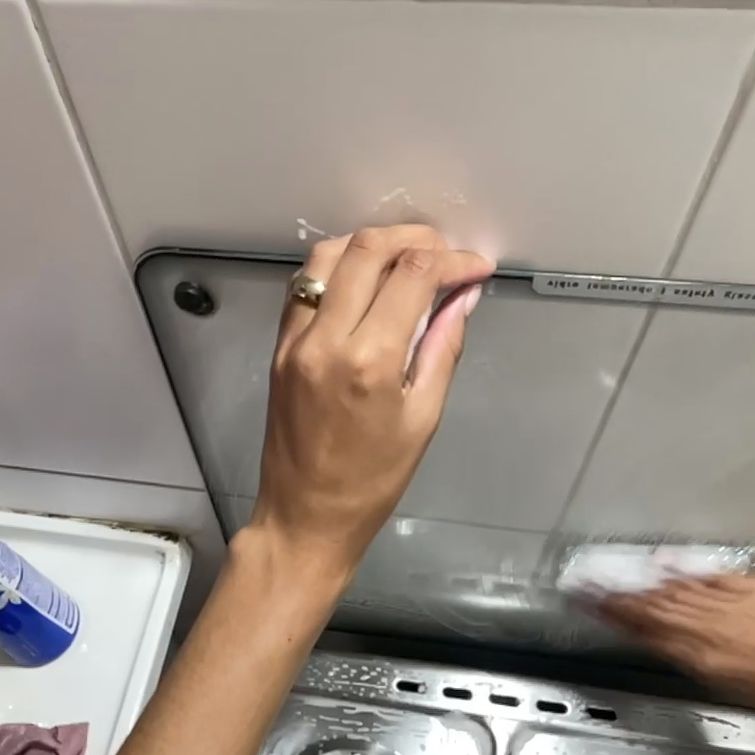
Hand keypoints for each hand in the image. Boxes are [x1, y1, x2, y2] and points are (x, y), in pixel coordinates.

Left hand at [245, 226, 493, 579]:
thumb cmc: (373, 481)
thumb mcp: (423, 419)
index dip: (453, 261)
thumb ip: (443, 348)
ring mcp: (294, 340)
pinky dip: (337, 268)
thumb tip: (463, 297)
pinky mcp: (278, 347)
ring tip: (406, 261)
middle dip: (415, 239)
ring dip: (371, 245)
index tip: (476, 268)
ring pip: (327, 255)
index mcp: (369, 360)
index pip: (413, 275)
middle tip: (446, 255)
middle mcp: (325, 338)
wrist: (305, 515)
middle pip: (368, 249)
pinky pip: (304, 285)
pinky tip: (364, 282)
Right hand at [596, 574, 754, 725]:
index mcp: (700, 650)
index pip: (643, 625)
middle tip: (587, 583)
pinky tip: (662, 561)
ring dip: (640, 581)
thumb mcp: (726, 682)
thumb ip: (689, 655)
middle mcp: (710, 622)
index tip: (586, 600)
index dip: (610, 611)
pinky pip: (708, 575)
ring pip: (675, 588)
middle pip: (651, 603)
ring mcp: (732, 601)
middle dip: (614, 593)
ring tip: (615, 573)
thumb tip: (662, 639)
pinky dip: (682, 568)